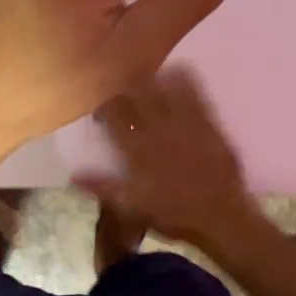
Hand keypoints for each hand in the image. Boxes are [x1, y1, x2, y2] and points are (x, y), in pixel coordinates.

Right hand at [74, 68, 262, 245]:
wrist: (222, 218)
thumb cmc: (173, 216)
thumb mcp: (131, 207)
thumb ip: (102, 187)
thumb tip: (73, 176)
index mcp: (137, 150)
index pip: (113, 113)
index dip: (102, 106)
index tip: (99, 112)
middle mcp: (160, 129)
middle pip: (137, 92)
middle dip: (124, 88)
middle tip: (120, 95)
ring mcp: (187, 122)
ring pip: (164, 86)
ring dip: (152, 80)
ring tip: (145, 85)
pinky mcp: (209, 122)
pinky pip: (195, 91)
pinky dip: (182, 79)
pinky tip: (177, 77)